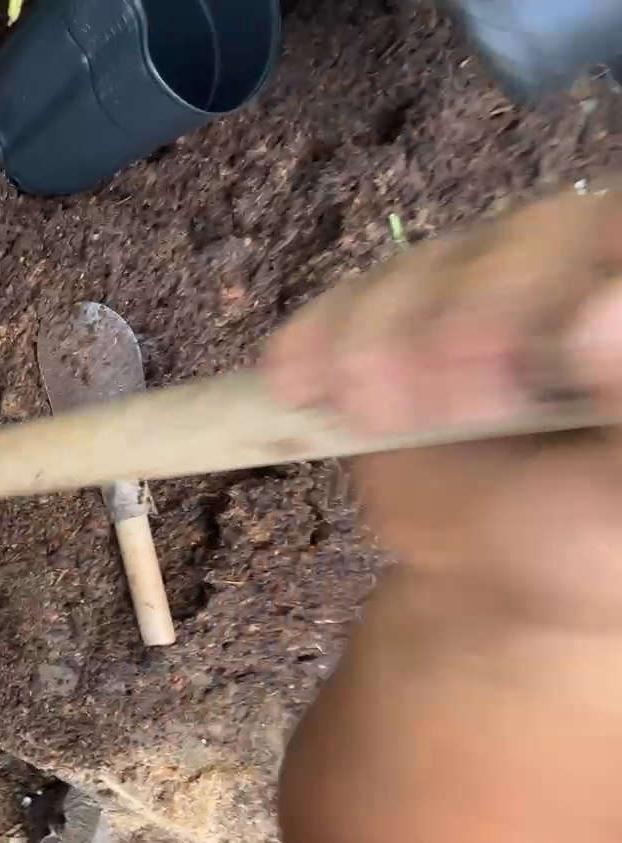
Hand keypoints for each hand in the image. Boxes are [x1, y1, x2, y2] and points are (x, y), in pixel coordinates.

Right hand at [264, 185, 621, 629]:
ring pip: (411, 271)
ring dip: (373, 354)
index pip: (620, 235)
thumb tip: (602, 312)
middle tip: (455, 412)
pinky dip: (302, 348)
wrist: (490, 558)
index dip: (553, 292)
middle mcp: (575, 268)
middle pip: (518, 239)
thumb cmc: (586, 525)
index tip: (547, 367)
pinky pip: (329, 305)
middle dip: (467, 325)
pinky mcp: (376, 323)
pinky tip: (302, 392)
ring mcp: (467, 288)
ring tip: (381, 423)